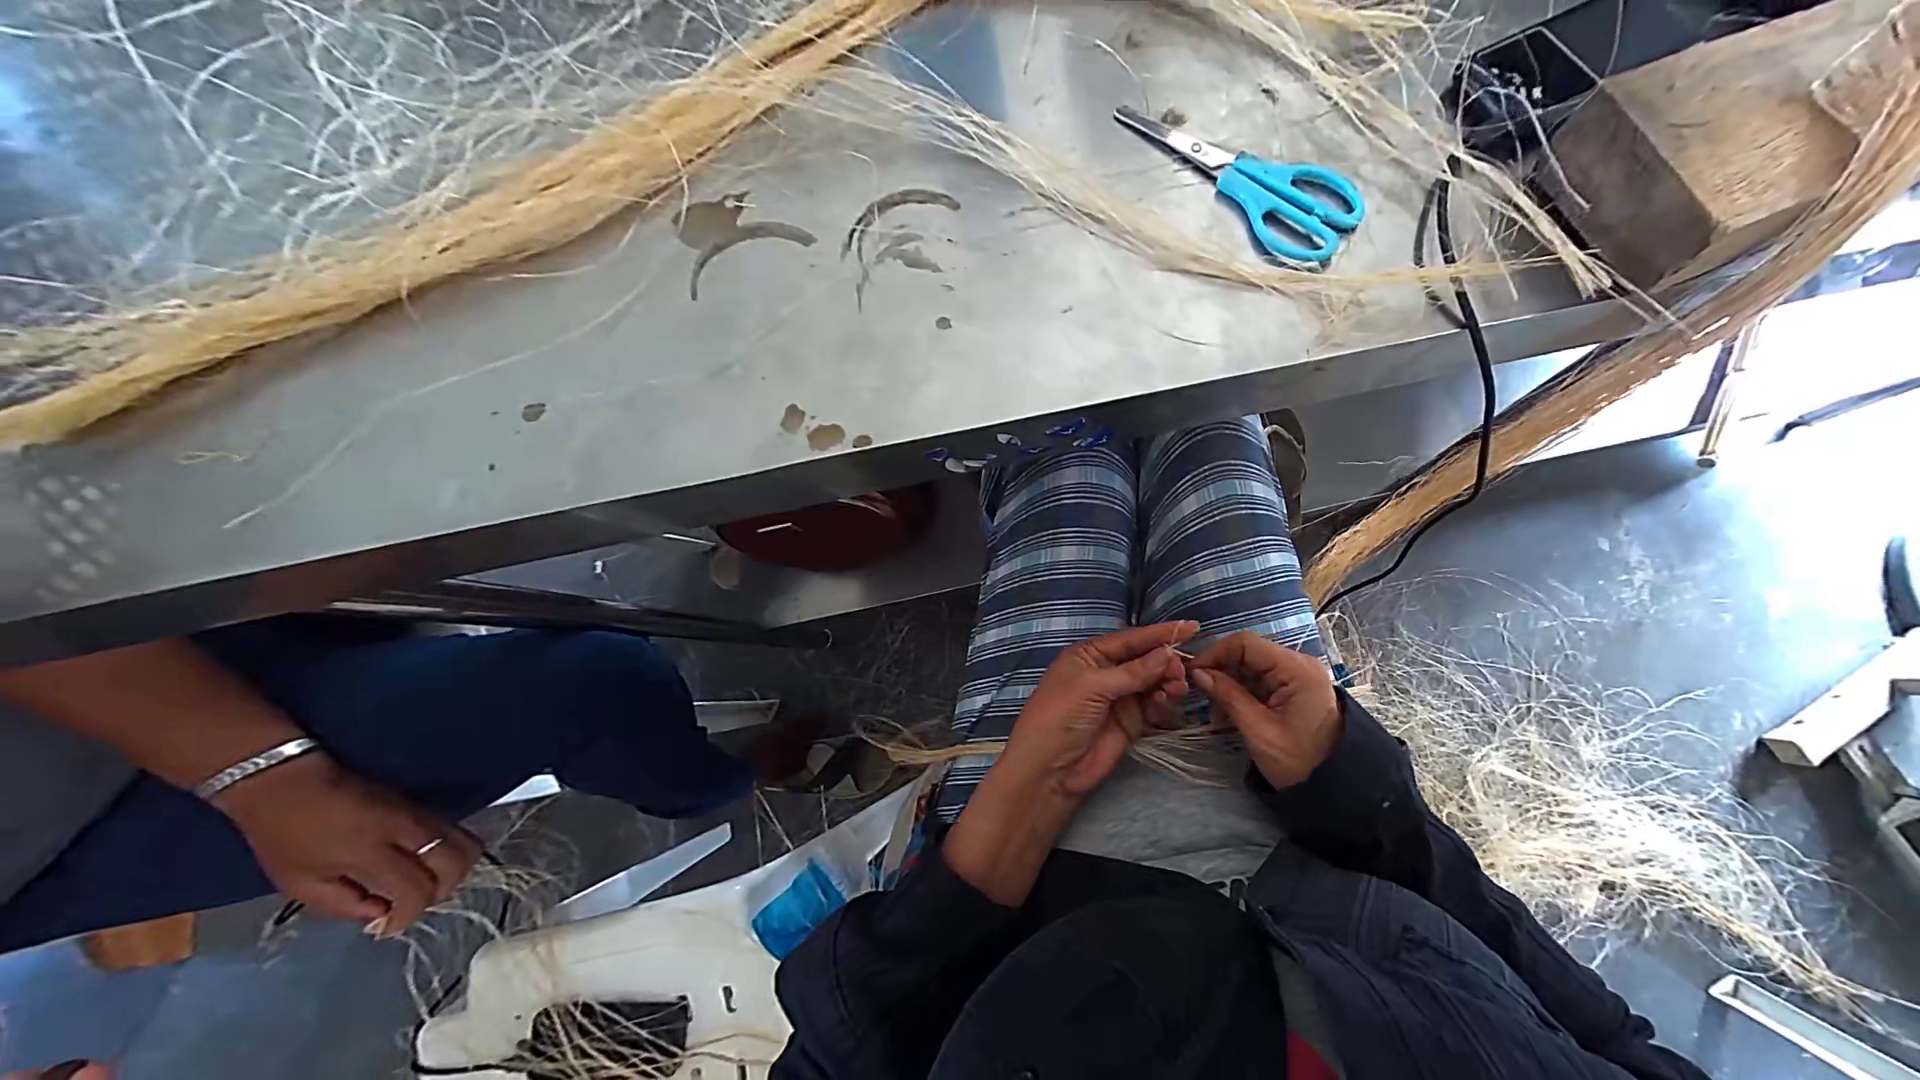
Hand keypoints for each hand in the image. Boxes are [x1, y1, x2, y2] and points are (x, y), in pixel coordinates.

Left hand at [213, 754, 480, 935]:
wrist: (295, 786)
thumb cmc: (287, 838)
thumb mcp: (301, 885)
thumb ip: (344, 905)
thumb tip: (380, 915)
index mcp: (374, 853)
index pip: (417, 889)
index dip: (407, 916)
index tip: (387, 928)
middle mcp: (409, 831)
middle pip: (457, 863)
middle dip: (441, 892)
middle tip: (410, 904)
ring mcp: (422, 815)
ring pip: (467, 845)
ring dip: (452, 871)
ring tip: (422, 884)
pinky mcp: (424, 807)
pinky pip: (455, 834)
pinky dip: (447, 855)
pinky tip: (420, 865)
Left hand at [943, 621, 1195, 906]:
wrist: (1050, 770)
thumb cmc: (1060, 716)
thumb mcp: (1091, 687)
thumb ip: (1132, 671)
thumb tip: (1168, 652)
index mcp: (1089, 655)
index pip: (1128, 639)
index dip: (1159, 633)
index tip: (1191, 627)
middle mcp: (1105, 672)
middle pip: (1144, 659)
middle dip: (1166, 660)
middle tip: (1182, 667)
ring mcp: (1119, 698)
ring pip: (1153, 682)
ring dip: (1168, 681)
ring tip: (1178, 685)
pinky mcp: (1131, 722)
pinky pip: (1154, 705)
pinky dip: (1165, 701)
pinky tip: (1167, 700)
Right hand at [1189, 631, 1341, 788]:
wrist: (1336, 787)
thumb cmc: (1299, 761)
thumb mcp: (1258, 730)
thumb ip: (1227, 696)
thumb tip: (1197, 672)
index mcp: (1296, 670)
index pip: (1246, 643)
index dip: (1215, 653)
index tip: (1193, 673)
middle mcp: (1298, 665)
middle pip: (1246, 653)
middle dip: (1220, 672)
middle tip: (1202, 697)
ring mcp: (1295, 676)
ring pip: (1248, 667)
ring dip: (1227, 685)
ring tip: (1217, 713)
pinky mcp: (1291, 689)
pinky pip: (1257, 680)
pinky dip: (1239, 693)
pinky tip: (1229, 713)